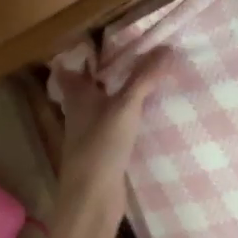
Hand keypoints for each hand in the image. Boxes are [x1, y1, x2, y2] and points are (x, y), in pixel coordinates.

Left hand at [54, 49, 172, 221]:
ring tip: (144, 79)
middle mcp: (79, 111)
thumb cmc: (101, 145)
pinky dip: (125, 115)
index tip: (103, 40)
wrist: (92, 197)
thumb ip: (145, 77)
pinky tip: (144, 114)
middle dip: (105, 71)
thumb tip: (167, 47)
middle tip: (133, 55)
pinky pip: (113, 124)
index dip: (81, 53)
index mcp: (77, 95)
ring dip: (117, 93)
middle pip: (87, 85)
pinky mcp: (102, 151)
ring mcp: (90, 133)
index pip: (70, 67)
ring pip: (101, 105)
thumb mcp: (126, 106)